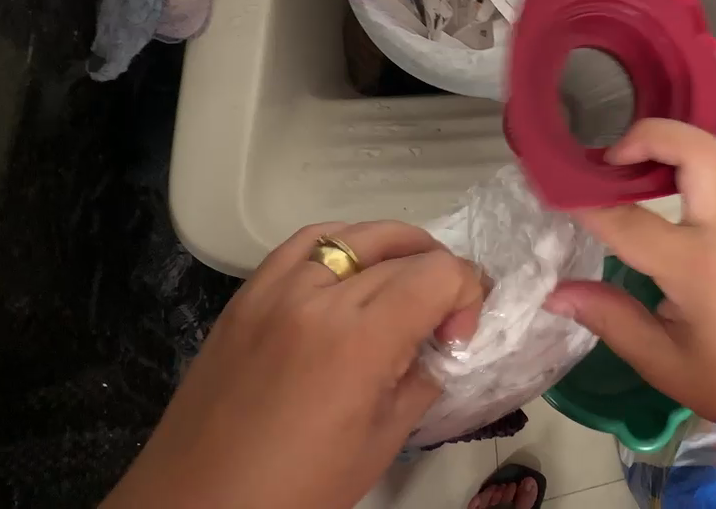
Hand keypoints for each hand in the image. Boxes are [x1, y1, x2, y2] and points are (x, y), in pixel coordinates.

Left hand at [103, 221, 484, 508]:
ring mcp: (276, 288)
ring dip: (399, 250)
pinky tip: (350, 272)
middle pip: (408, 253)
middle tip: (442, 320)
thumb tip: (444, 341)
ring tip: (405, 282)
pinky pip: (306, 242)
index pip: (441, 274)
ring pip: (360, 233)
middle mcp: (320, 297)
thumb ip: (424, 375)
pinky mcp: (247, 295)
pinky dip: (342, 244)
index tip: (460, 336)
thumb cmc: (294, 494)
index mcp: (359, 340)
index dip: (468, 295)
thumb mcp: (382, 442)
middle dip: (441, 279)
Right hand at [544, 119, 715, 439]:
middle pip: (694, 148)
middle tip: (606, 160)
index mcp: (697, 264)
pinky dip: (674, 166)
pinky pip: (708, 176)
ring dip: (662, 146)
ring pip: (705, 155)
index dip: (586, 203)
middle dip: (647, 136)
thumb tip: (556, 293)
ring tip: (618, 171)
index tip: (553, 191)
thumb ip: (610, 319)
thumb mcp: (664, 362)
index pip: (629, 220)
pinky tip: (645, 195)